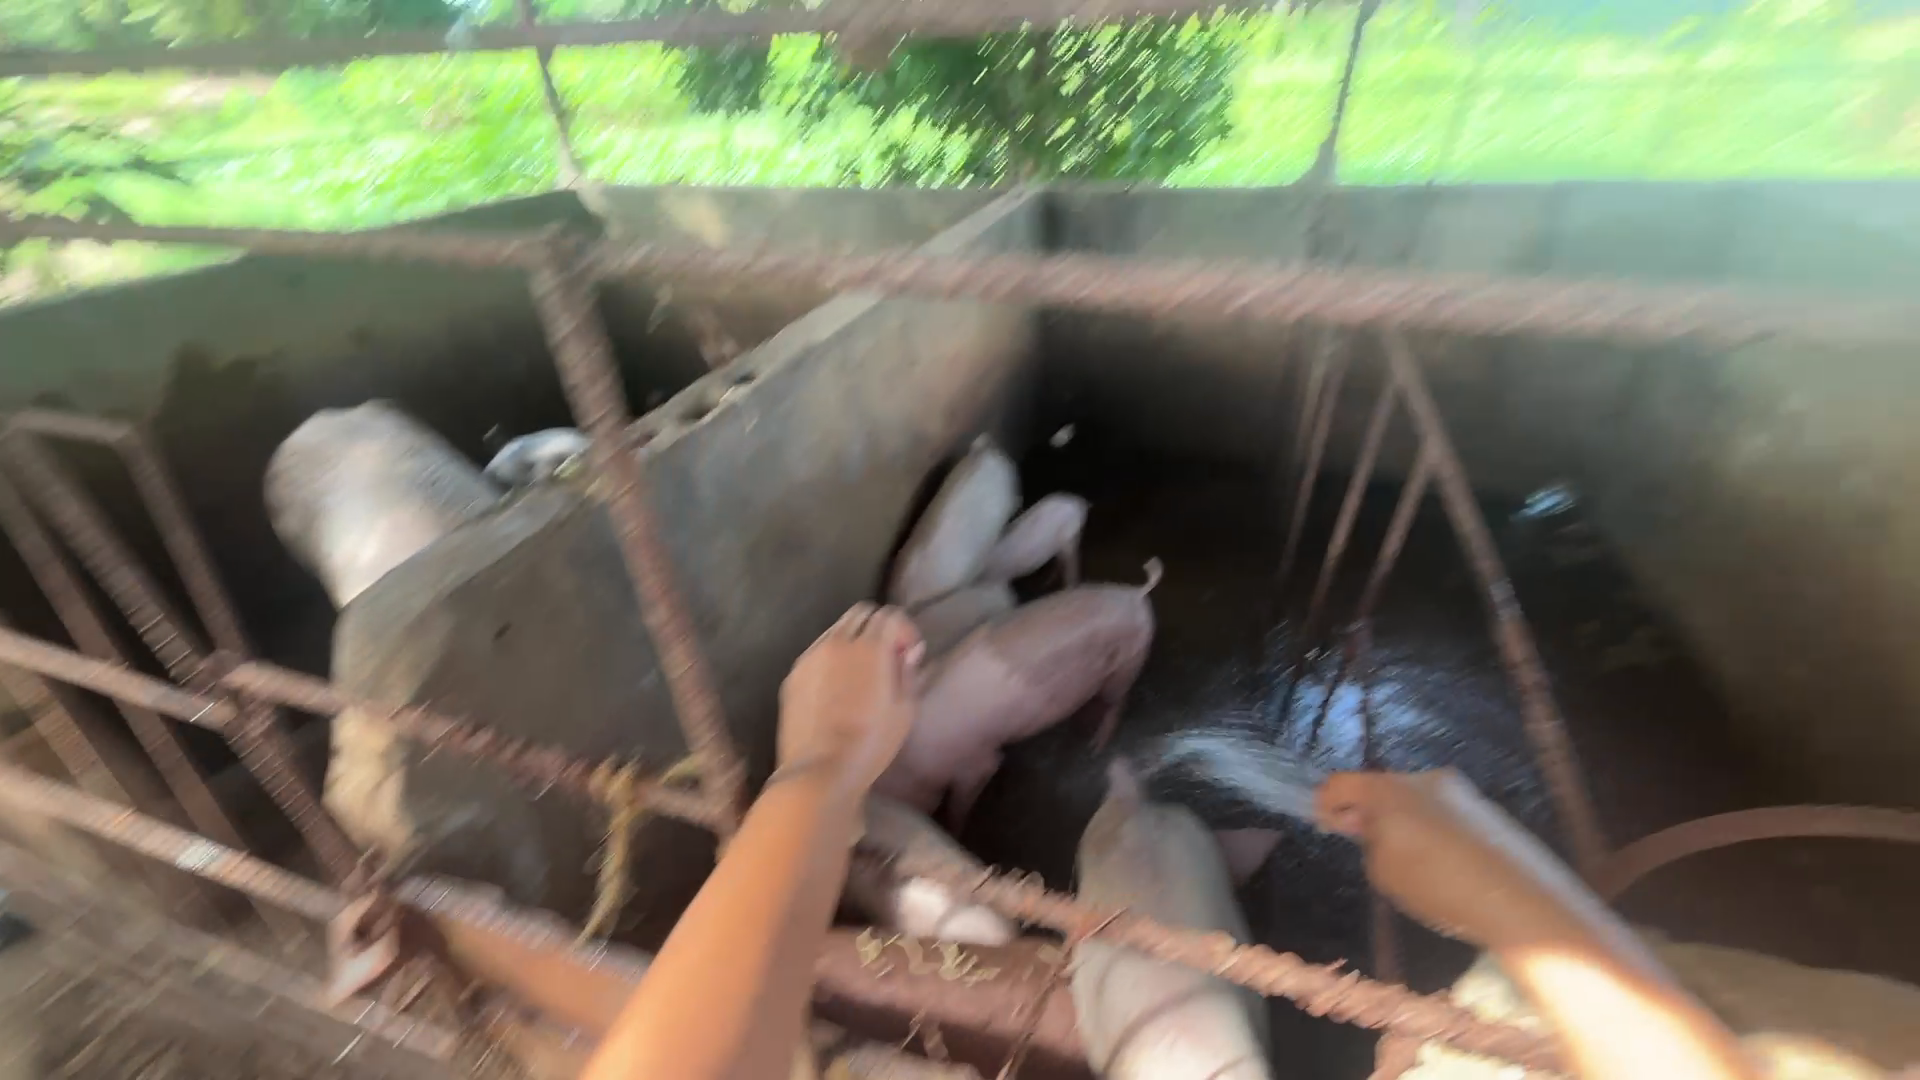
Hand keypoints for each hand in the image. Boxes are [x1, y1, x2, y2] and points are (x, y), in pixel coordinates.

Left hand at [778, 603, 923, 796]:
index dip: (904, 630)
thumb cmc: (871, 743)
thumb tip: (908, 651)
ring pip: (836, 629)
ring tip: (859, 672)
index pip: (890, 615)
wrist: (819, 770)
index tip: (908, 654)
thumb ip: (908, 672)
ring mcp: (811, 655)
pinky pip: (817, 651)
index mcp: (870, 647)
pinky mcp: (794, 673)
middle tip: (886, 657)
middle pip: (861, 613)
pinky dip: (832, 656)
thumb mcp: (905, 710)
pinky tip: (836, 687)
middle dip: (878, 627)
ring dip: (853, 640)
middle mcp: (838, 641)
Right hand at [1317, 769, 1595, 949]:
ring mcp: (1460, 791)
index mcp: (1387, 789)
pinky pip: (1445, 813)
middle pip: (1379, 787)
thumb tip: (1374, 830)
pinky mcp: (1489, 810)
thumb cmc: (1439, 886)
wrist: (1524, 905)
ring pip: (1414, 799)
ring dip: (1402, 819)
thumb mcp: (1385, 873)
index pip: (1340, 783)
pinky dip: (1434, 830)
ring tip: (1414, 861)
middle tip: (1368, 843)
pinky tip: (1448, 866)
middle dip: (1368, 811)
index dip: (1325, 803)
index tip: (1327, 825)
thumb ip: (1369, 843)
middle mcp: (1421, 779)